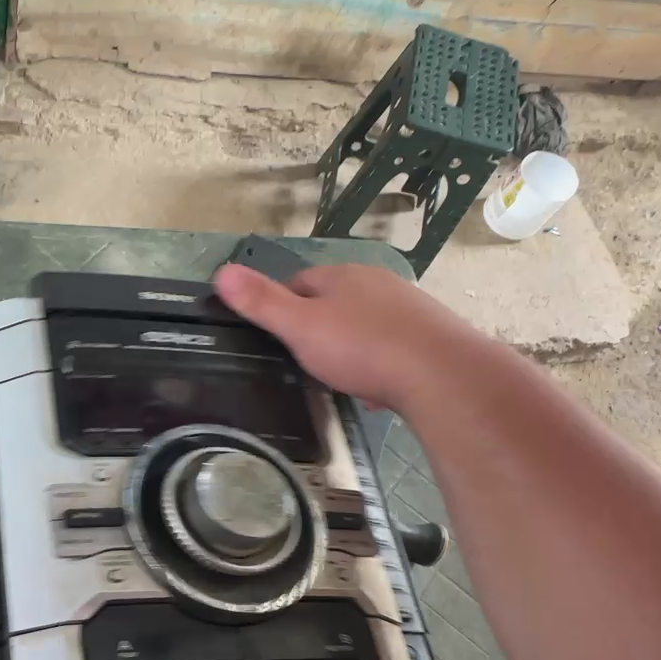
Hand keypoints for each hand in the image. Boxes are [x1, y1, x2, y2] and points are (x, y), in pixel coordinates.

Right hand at [212, 262, 491, 411]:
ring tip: (336, 378)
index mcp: (340, 276)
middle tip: (301, 362)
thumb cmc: (361, 348)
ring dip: (348, 347)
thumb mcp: (300, 327)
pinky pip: (389, 346)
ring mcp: (405, 306)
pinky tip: (373, 388)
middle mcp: (375, 282)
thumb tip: (221, 271)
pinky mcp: (426, 334)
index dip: (280, 307)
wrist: (439, 373)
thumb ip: (261, 303)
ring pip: (362, 324)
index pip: (298, 283)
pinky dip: (376, 363)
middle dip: (316, 328)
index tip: (272, 337)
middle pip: (332, 302)